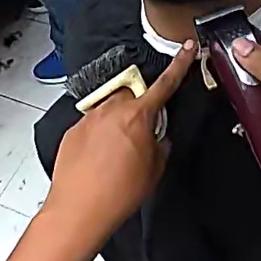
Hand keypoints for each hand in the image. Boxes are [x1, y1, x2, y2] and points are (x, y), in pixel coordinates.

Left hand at [41, 40, 196, 246]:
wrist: (79, 212)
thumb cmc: (118, 192)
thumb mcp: (156, 166)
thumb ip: (161, 141)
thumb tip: (158, 136)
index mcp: (137, 115)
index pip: (165, 83)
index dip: (181, 63)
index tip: (188, 48)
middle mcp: (110, 111)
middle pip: (133, 96)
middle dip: (140, 108)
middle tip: (143, 134)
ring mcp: (88, 120)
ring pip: (111, 111)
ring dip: (119, 125)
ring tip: (119, 155)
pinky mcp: (72, 133)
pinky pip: (93, 127)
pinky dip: (100, 139)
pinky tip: (102, 161)